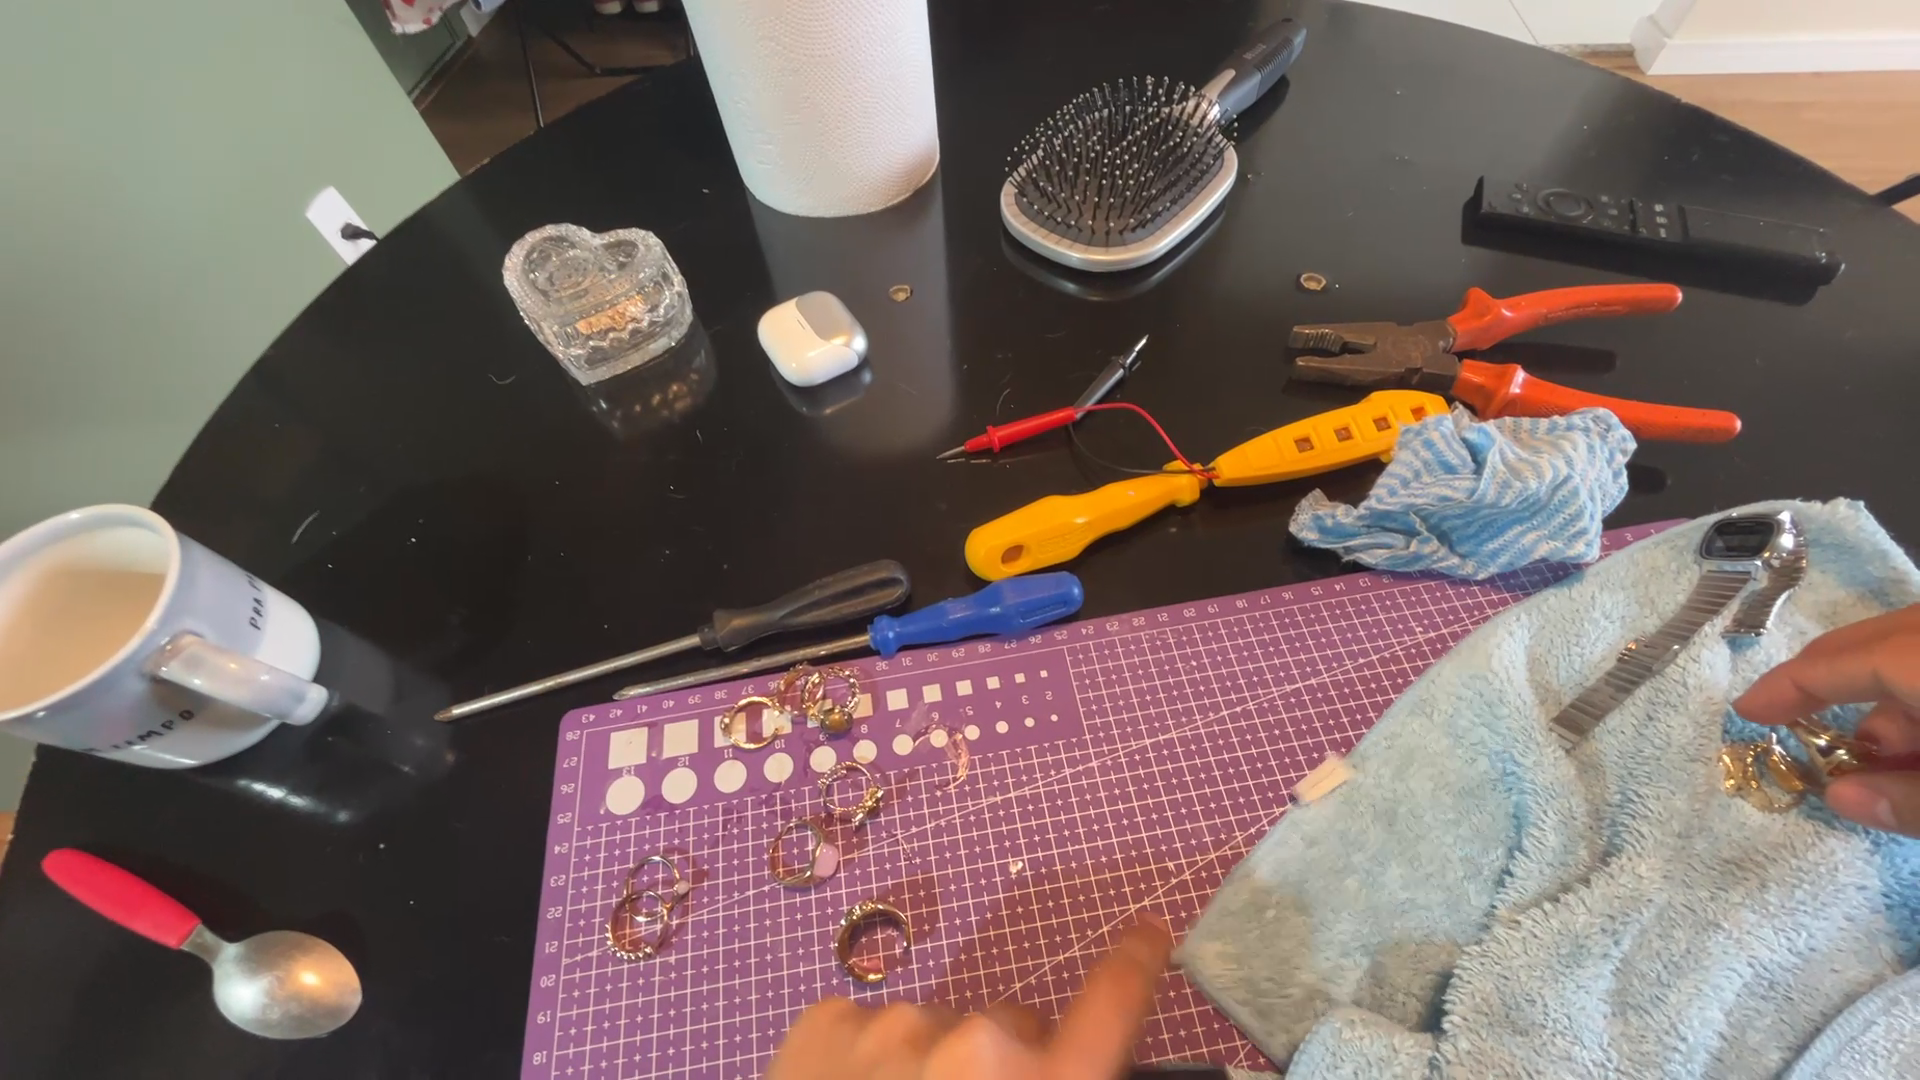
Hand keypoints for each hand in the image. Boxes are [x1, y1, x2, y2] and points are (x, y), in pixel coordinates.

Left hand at [768, 916, 1173, 1079]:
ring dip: (932, 1066)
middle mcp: (974, 1044)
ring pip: (936, 1029)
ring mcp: (894, 1023)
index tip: (1149, 927)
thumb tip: (1055, 1067)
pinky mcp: (828, 1019)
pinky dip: (867, 1061)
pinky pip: (869, 1027)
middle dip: (1004, 1067)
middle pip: (1011, 1028)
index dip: (1135, 964)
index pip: (1110, 1010)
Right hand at [1733, 605, 1919, 836]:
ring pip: (1912, 651)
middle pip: (1868, 642)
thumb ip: (1915, 802)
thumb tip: (1841, 799)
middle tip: (1808, 730)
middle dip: (1831, 685)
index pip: (1828, 664)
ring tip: (1887, 754)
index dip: (1780, 691)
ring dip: (1893, 698)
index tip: (1746, 714)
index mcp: (1918, 658)